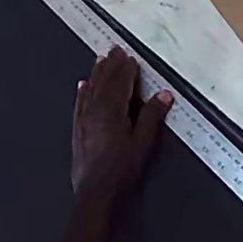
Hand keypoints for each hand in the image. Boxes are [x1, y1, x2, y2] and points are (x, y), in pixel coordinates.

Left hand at [70, 48, 172, 202]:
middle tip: (115, 49)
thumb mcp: (143, 143)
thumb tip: (164, 94)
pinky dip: (82, 92)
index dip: (126, 70)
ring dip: (96, 74)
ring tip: (100, 60)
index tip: (130, 57)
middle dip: (111, 66)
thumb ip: (152, 117)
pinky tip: (82, 85)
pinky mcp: (78, 129)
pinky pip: (79, 104)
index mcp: (113, 110)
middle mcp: (95, 110)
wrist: (96, 192)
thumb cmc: (122, 169)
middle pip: (104, 83)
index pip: (121, 84)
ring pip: (91, 90)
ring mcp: (84, 119)